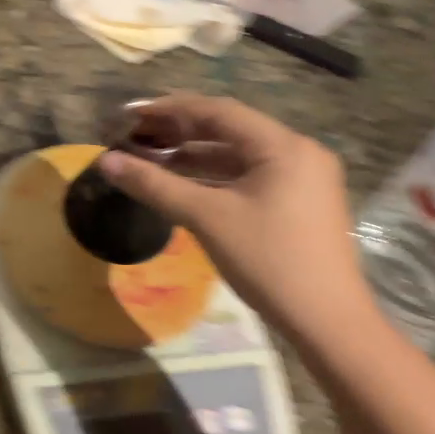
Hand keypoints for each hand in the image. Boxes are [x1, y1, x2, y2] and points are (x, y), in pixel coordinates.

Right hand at [96, 92, 378, 342]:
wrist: (329, 324)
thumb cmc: (269, 261)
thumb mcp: (206, 218)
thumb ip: (154, 184)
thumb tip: (105, 161)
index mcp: (283, 146)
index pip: (217, 111)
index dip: (169, 109)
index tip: (130, 115)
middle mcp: (298, 152)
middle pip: (228, 129)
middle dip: (179, 131)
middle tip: (135, 135)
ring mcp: (303, 179)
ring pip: (237, 154)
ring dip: (194, 154)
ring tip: (149, 158)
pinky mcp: (299, 203)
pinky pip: (249, 175)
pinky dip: (213, 176)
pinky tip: (181, 184)